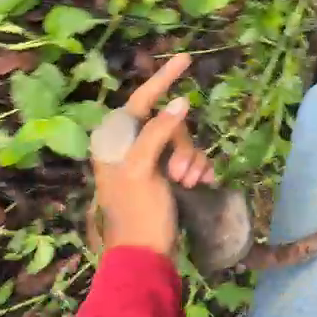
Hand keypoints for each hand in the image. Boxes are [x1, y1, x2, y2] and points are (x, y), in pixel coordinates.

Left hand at [91, 54, 217, 256]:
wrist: (145, 257)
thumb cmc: (137, 212)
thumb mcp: (143, 169)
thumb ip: (159, 132)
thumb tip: (180, 102)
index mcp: (114, 142)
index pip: (140, 99)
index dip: (163, 78)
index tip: (186, 59)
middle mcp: (130, 147)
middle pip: (169, 122)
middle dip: (182, 144)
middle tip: (181, 172)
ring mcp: (149, 162)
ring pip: (182, 140)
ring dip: (191, 159)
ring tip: (190, 183)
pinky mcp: (165, 176)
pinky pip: (189, 157)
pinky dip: (198, 168)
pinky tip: (202, 183)